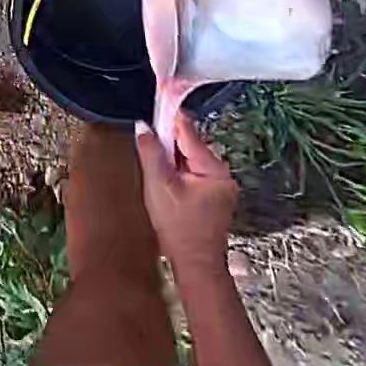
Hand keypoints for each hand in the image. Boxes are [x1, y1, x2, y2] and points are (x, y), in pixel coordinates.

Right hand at [134, 111, 237, 281]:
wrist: (195, 265)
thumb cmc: (178, 228)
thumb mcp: (159, 186)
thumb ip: (151, 152)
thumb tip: (143, 126)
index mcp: (213, 167)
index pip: (188, 131)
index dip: (169, 118)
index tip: (157, 99)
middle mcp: (222, 172)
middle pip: (189, 144)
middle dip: (168, 145)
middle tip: (149, 152)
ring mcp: (221, 185)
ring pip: (190, 158)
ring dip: (172, 160)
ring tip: (158, 175)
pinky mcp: (215, 195)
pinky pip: (194, 172)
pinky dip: (179, 173)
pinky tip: (167, 185)